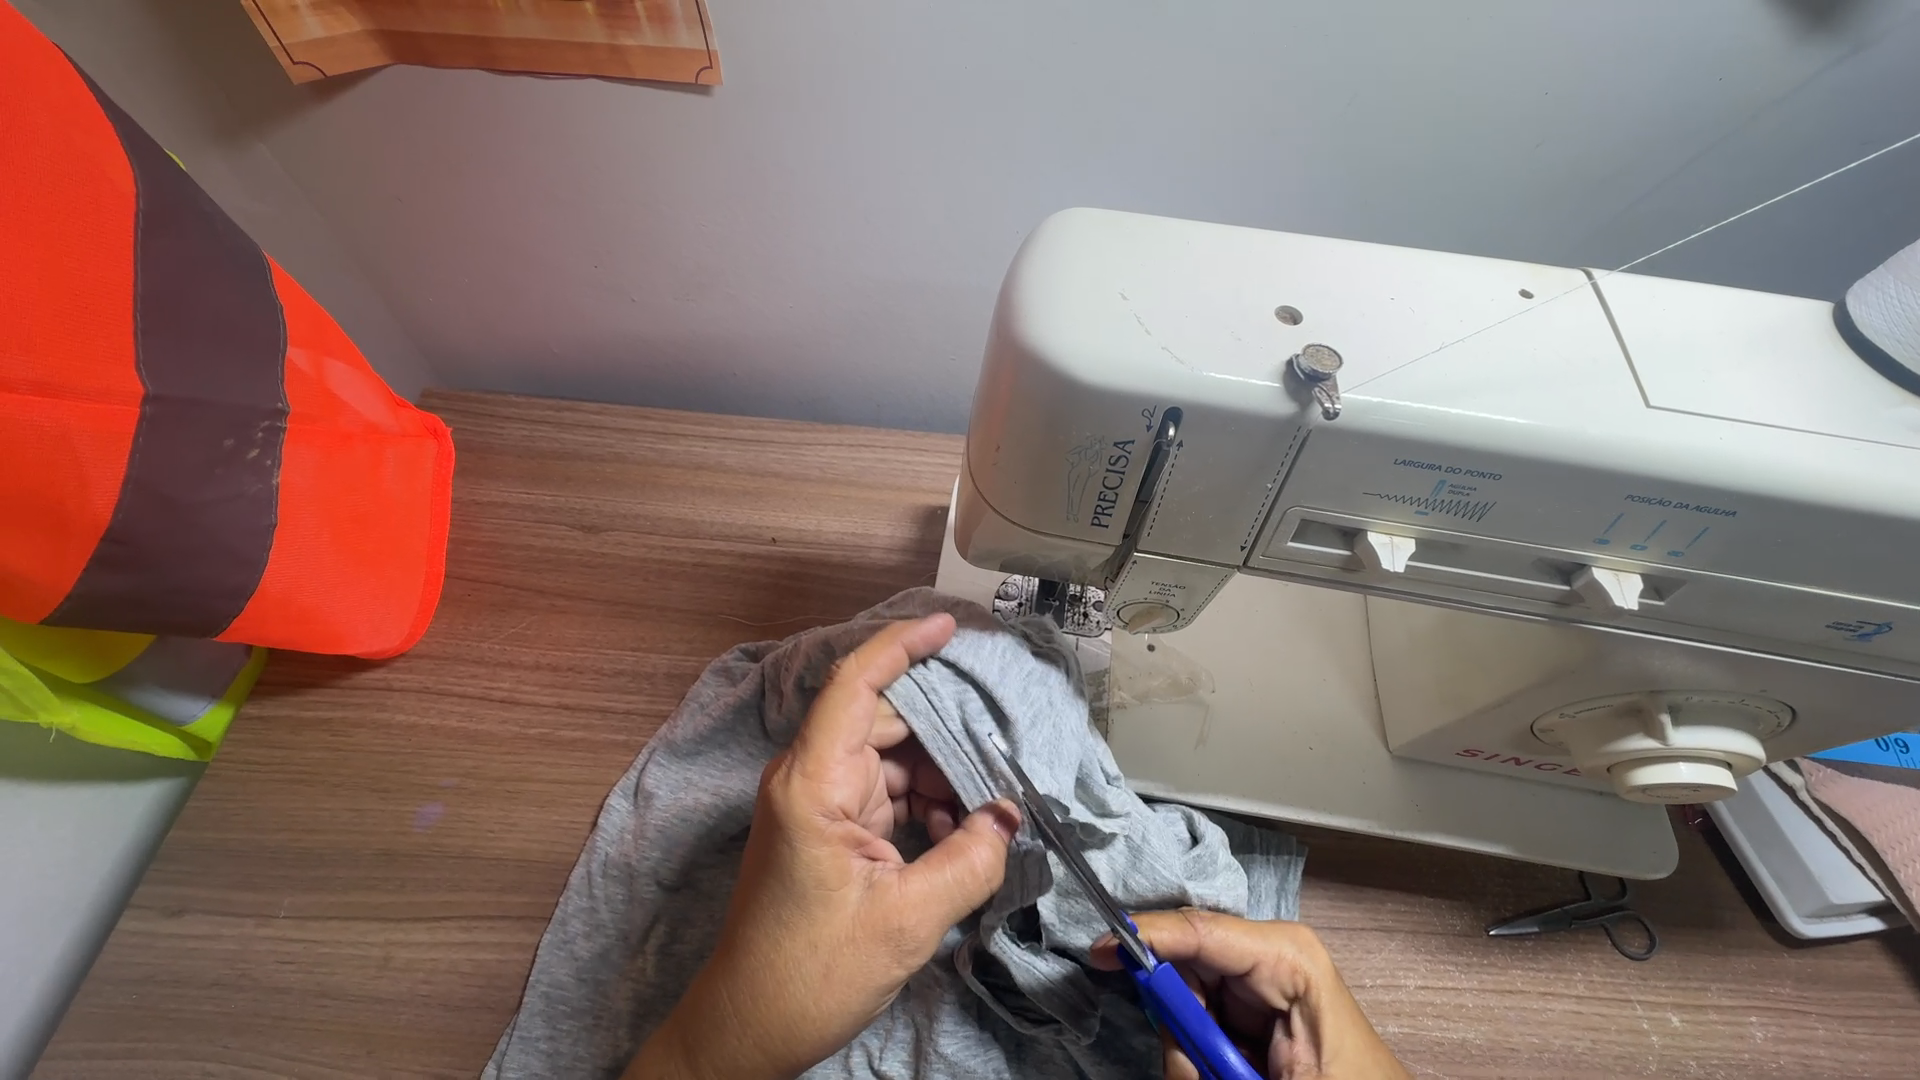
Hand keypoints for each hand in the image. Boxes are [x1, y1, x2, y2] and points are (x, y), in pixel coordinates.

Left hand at [629, 614, 1021, 1079]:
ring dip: (940, 773)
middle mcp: (812, 776)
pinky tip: (957, 831)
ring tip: (986, 804)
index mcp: (814, 781)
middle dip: (945, 730)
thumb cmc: (811, 974)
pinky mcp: (831, 825)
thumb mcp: (905, 922)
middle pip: (885, 719)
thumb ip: (968, 861)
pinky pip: (887, 789)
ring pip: (892, 756)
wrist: (747, 1029)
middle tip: (1001, 747)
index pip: (854, 684)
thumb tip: (1009, 816)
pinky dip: (925, 801)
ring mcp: (820, 799)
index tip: (948, 626)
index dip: (900, 644)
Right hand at [1090, 910, 1408, 1079]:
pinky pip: (1199, 1018)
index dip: (1146, 937)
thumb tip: (1168, 1047)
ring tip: (1214, 1076)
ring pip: (1185, 996)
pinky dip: (1195, 1053)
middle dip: (1174, 1017)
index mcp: (1285, 955)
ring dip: (1186, 1045)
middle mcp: (1266, 955)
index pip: (1200, 930)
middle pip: (1185, 963)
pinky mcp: (1250, 1006)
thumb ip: (1210, 1058)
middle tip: (1192, 1069)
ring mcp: (1257, 979)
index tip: (1100, 953)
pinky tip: (1219, 1072)